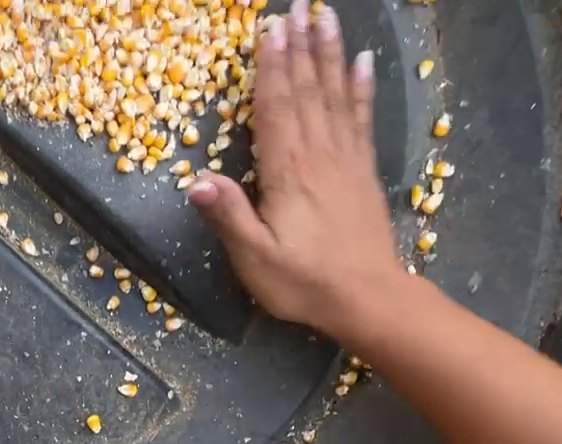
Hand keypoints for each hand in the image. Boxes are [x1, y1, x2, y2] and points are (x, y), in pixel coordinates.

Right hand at [188, 2, 406, 338]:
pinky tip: (362, 63)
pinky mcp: (363, 173)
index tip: (269, 28)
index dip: (271, 67)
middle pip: (307, 91)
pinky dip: (360, 88)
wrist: (365, 296)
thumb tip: (196, 180)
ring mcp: (345, 161)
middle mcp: (318, 156)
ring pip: (335, 96)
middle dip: (300, 47)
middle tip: (298, 5)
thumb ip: (228, 216)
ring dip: (329, 54)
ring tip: (326, 15)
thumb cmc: (301, 282)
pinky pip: (361, 120)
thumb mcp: (253, 257)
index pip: (276, 109)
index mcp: (286, 174)